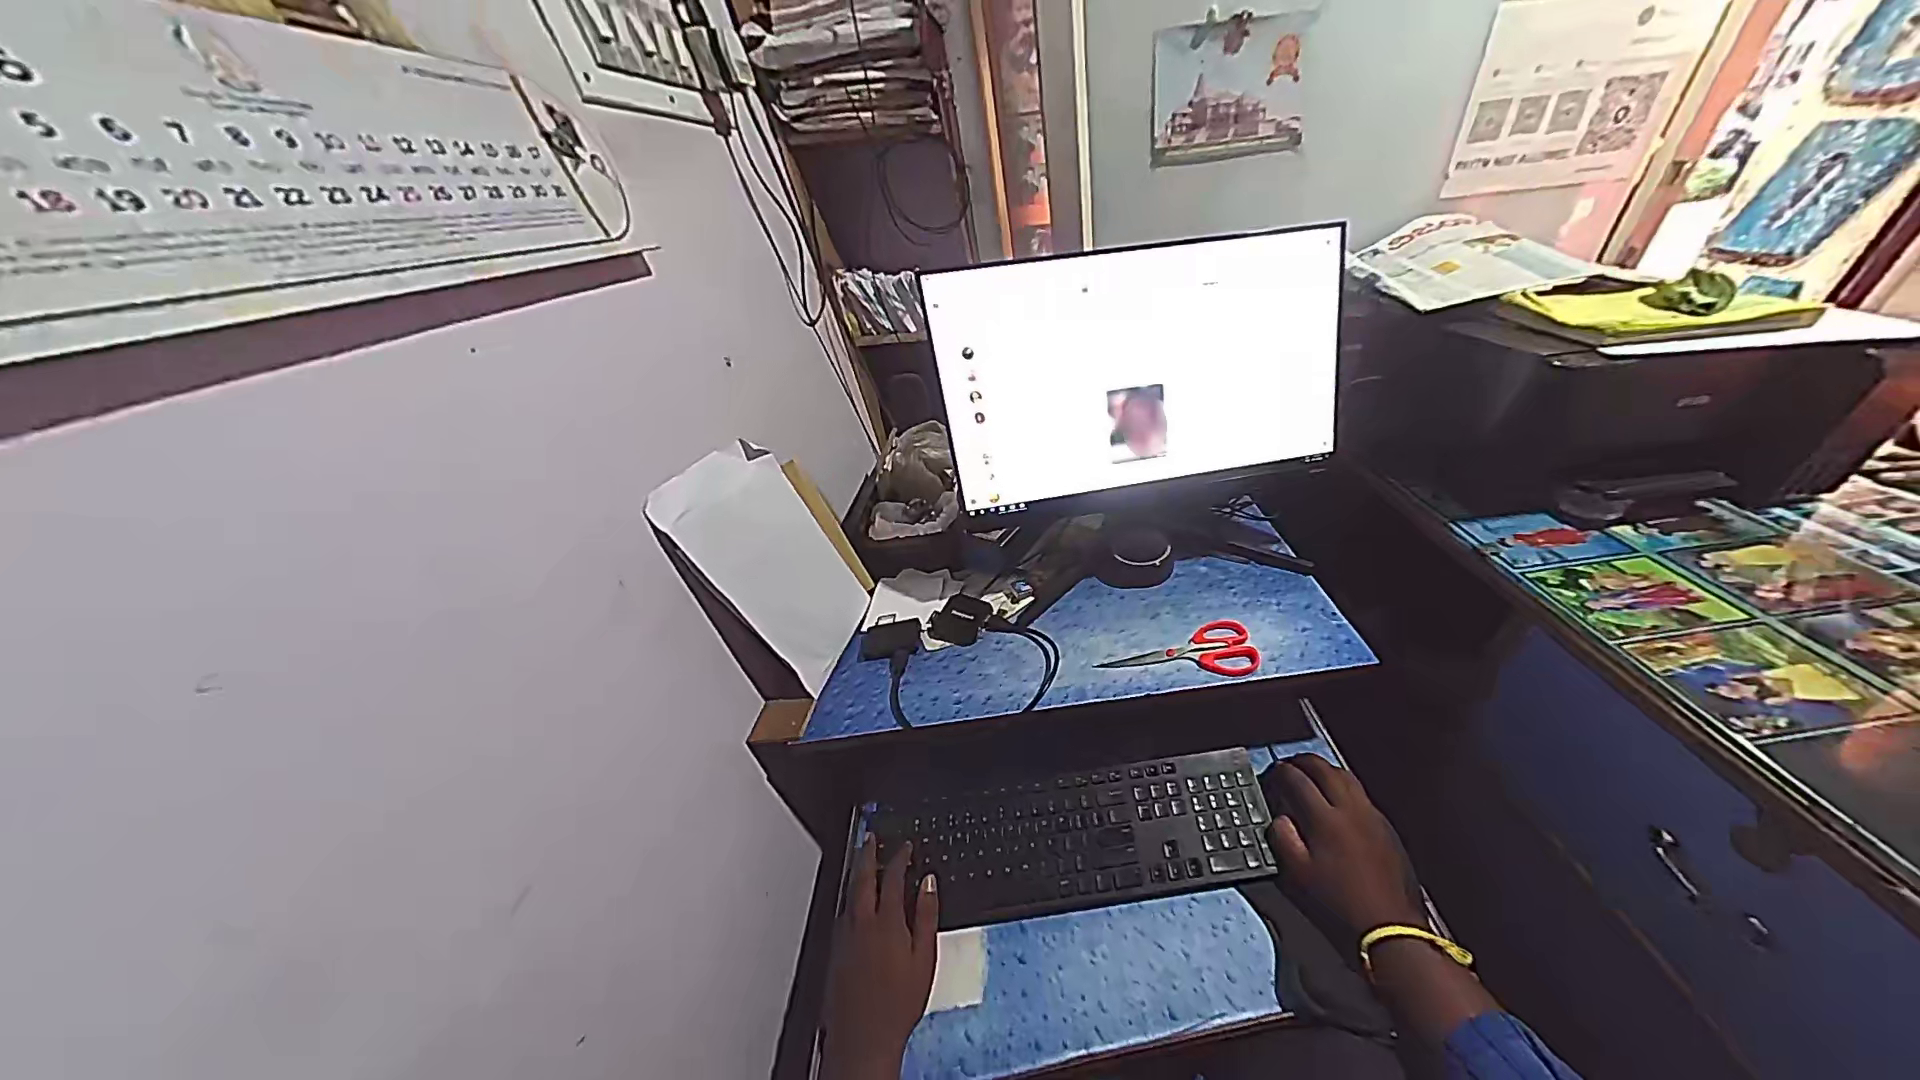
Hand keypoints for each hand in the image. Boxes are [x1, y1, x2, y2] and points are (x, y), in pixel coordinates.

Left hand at [821, 837, 938, 1079]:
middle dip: (868, 853)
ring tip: (862, 858)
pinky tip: (854, 897)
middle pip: (863, 876)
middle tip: (872, 837)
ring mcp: (845, 935)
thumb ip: (927, 915)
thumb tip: (929, 883)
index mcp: (887, 922)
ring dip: (857, 870)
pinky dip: (850, 894)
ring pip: (849, 892)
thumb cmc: (898, 1005)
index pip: (893, 877)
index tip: (906, 846)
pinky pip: (842, 909)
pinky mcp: (835, 948)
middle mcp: (862, 923)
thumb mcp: (924, 958)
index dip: (900, 857)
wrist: (863, 1039)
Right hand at [1266, 754, 1423, 934]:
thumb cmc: (1337, 905)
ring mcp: (1374, 819)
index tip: (1270, 776)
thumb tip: (1279, 818)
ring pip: (1347, 778)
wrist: (1391, 933)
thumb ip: (1281, 837)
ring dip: (1325, 771)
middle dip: (1302, 762)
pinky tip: (1337, 802)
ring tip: (1312, 776)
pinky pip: (1362, 795)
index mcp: (1325, 818)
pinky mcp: (1389, 831)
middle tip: (1288, 765)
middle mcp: (1352, 810)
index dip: (1279, 772)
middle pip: (1325, 769)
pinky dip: (1343, 787)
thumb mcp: (1295, 874)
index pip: (1296, 779)